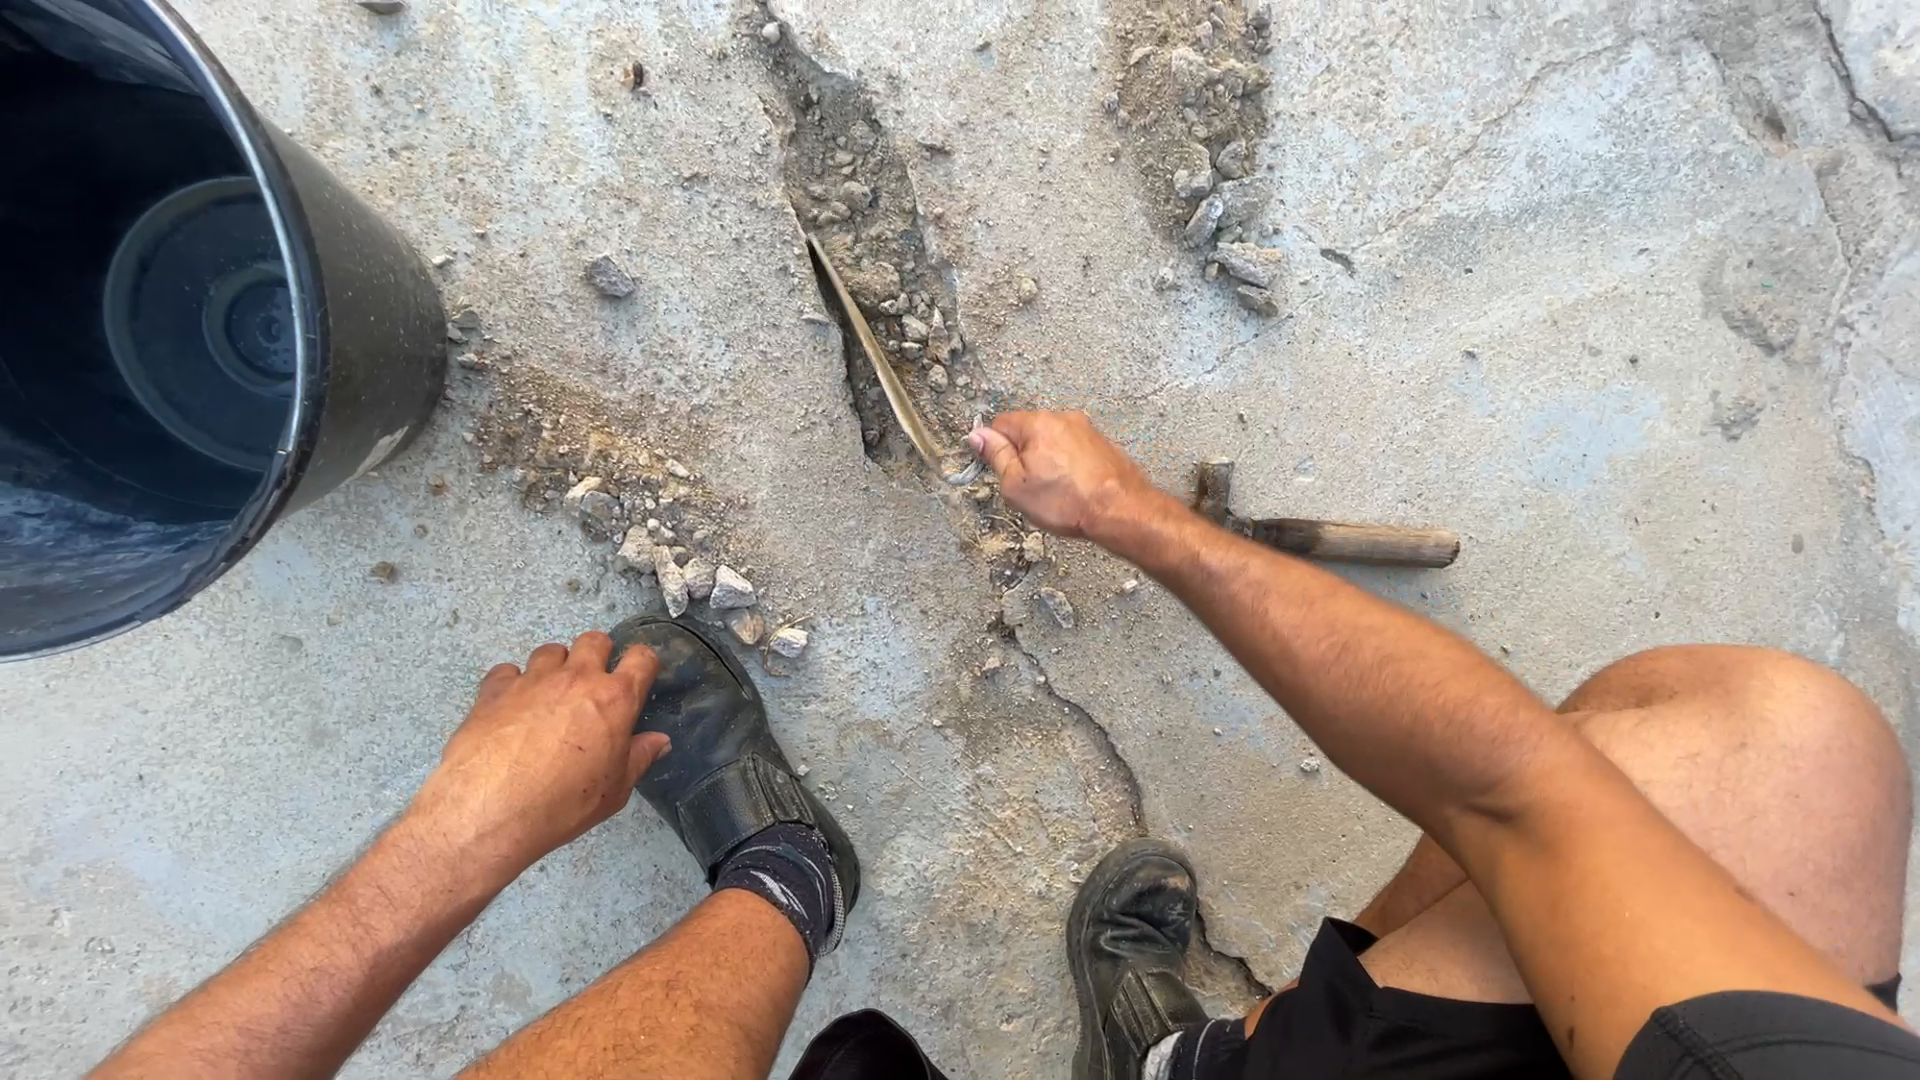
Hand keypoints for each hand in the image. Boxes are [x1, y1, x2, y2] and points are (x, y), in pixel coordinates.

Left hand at [407, 631, 667, 879]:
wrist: (489, 811)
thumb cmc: (564, 804)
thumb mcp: (615, 790)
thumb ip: (640, 758)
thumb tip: (660, 741)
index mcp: (616, 698)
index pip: (642, 657)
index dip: (643, 663)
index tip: (638, 677)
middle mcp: (577, 678)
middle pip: (595, 640)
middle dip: (598, 654)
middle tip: (591, 683)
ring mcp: (534, 680)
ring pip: (551, 650)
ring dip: (555, 667)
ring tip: (548, 694)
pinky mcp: (494, 690)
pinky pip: (507, 671)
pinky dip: (511, 683)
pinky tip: (509, 706)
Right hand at [967, 410, 1160, 538]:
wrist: (1120, 510)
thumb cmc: (1069, 501)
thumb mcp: (1015, 485)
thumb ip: (995, 455)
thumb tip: (977, 436)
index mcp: (1037, 423)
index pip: (1000, 423)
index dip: (995, 448)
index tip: (1001, 469)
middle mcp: (1063, 418)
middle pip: (1028, 432)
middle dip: (1024, 456)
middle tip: (1029, 486)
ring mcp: (1085, 430)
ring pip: (1052, 442)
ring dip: (1047, 462)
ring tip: (1055, 491)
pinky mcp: (1101, 444)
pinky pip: (1073, 451)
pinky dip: (1068, 467)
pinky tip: (1073, 489)